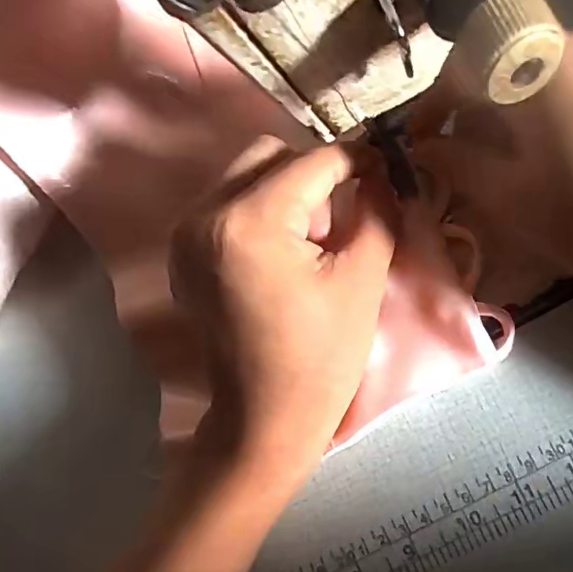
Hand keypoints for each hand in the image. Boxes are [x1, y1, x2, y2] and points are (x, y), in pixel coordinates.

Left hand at [171, 137, 394, 481]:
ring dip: (291, 191)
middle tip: (349, 213)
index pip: (314, 162)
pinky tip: (288, 253)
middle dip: (318, 173)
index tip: (388, 169)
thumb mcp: (363, 280)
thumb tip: (385, 174)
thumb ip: (377, 213)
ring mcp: (186, 234)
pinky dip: (265, 211)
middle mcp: (204, 215)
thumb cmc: (324, 354)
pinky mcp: (184, 254)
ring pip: (246, 176)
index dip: (359, 159)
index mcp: (250, 221)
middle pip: (270, 154)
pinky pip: (229, 204)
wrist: (268, 417)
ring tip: (318, 239)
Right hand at [416, 28, 572, 301]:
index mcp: (545, 60)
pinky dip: (549, 109)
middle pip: (505, 58)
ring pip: (541, 70)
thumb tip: (425, 146)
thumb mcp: (517, 199)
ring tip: (506, 162)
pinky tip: (551, 154)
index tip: (426, 141)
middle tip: (463, 158)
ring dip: (512, 109)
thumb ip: (461, 162)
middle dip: (475, 106)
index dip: (436, 100)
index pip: (466, 56)